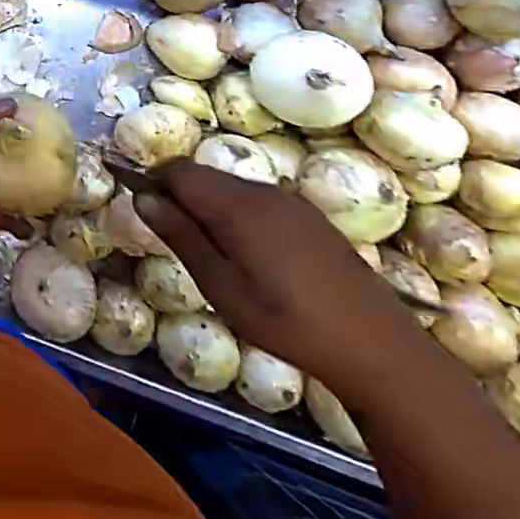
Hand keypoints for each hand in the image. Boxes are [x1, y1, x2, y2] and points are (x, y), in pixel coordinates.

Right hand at [134, 162, 427, 394]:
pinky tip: (250, 256)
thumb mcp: (221, 287)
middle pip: (203, 175)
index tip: (147, 215)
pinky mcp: (308, 216)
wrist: (377, 347)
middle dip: (180, 196)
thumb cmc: (286, 322)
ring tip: (213, 254)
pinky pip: (257, 200)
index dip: (154, 185)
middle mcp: (262, 191)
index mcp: (237, 205)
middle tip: (178, 242)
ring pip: (230, 187)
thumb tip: (142, 197)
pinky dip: (237, 214)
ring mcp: (289, 202)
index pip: (178, 171)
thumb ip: (181, 237)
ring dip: (209, 206)